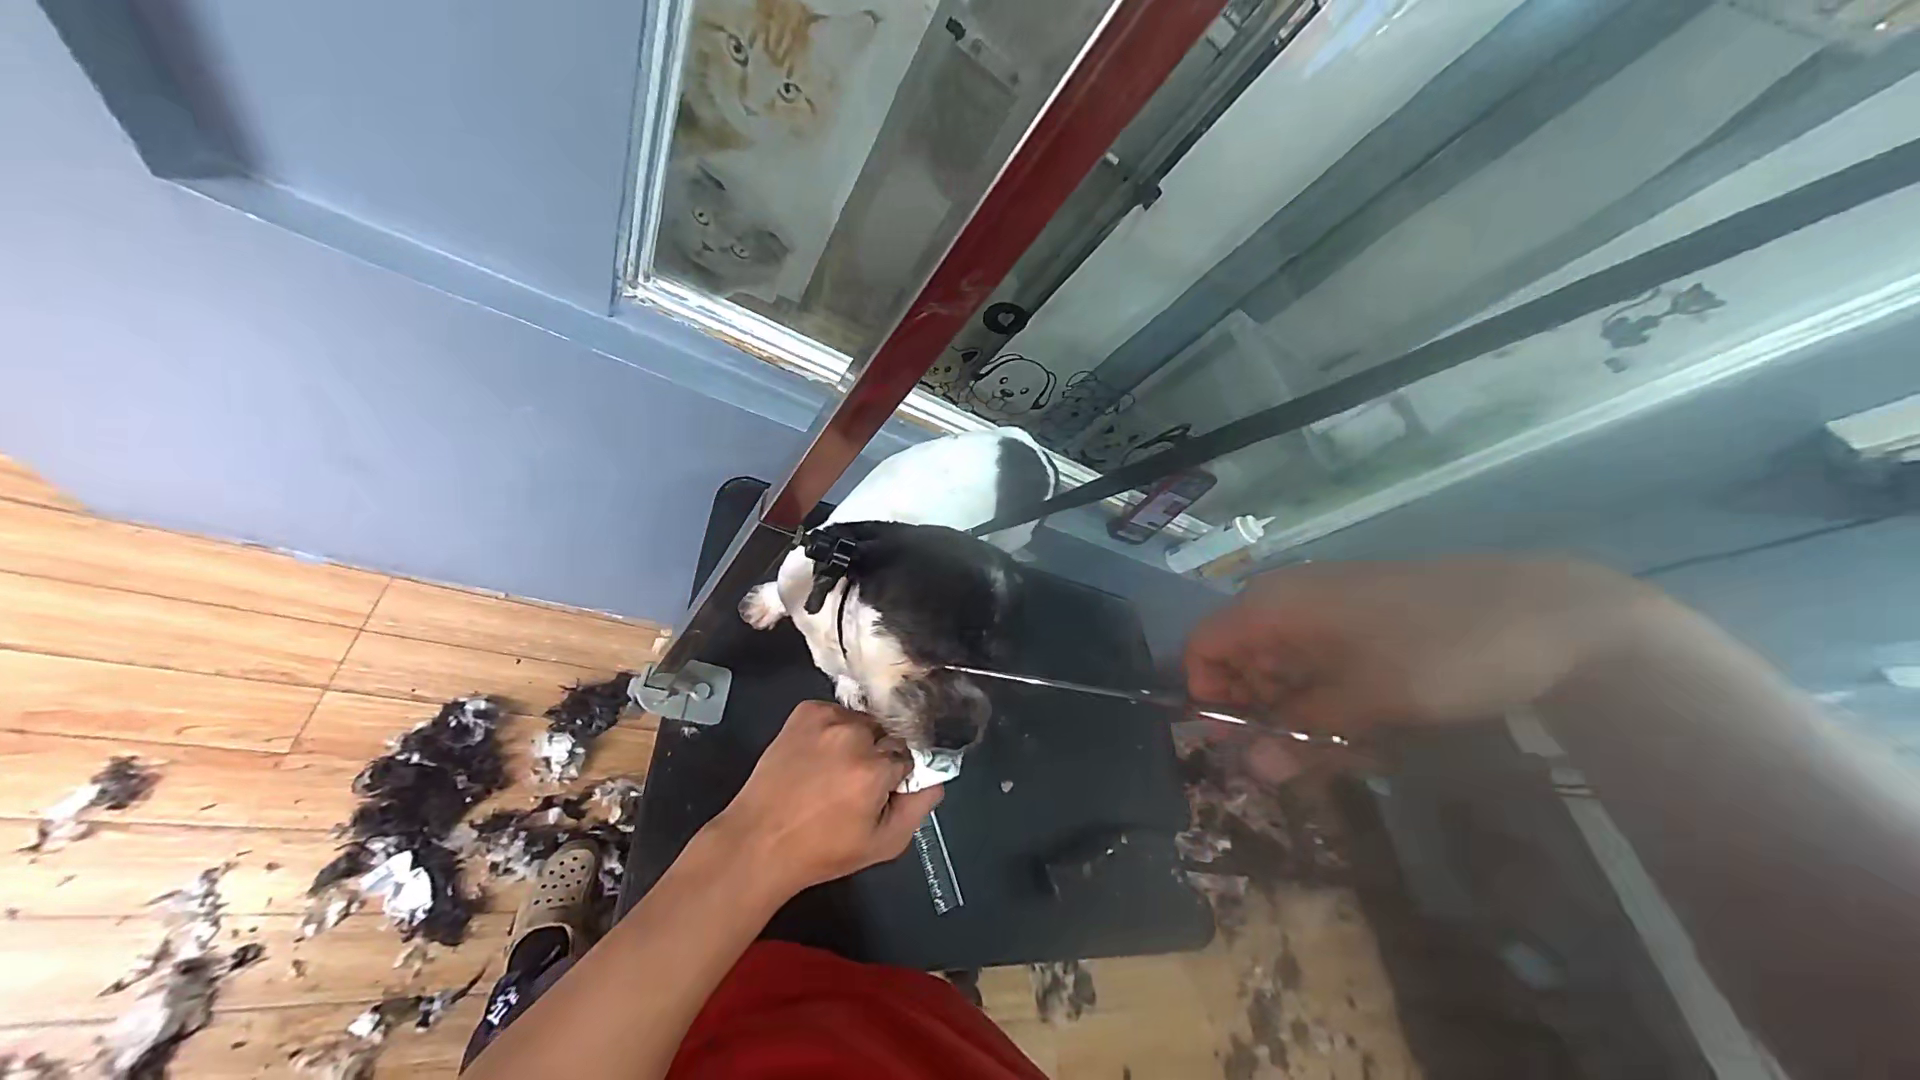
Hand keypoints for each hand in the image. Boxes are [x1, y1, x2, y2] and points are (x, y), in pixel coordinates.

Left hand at [706, 701, 943, 899]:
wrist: (759, 840)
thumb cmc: (822, 849)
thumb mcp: (884, 844)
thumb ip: (920, 806)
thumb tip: (936, 776)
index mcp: (875, 769)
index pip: (909, 756)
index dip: (897, 775)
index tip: (881, 790)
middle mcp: (853, 736)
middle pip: (887, 735)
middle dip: (879, 755)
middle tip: (855, 783)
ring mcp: (827, 719)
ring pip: (863, 722)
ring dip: (858, 740)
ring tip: (834, 770)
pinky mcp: (805, 711)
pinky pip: (837, 713)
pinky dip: (834, 729)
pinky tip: (818, 755)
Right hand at [1186, 557, 1656, 751]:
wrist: (1548, 610)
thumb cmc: (1439, 652)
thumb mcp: (1364, 702)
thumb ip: (1298, 732)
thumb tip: (1252, 767)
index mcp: (1271, 606)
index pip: (1203, 647)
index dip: (1206, 695)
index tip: (1233, 742)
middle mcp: (1286, 599)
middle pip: (1239, 657)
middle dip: (1254, 712)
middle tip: (1288, 761)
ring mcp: (1324, 607)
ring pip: (1280, 663)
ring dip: (1294, 711)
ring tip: (1334, 751)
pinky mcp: (1357, 617)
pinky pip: (1317, 658)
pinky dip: (1325, 695)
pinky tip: (1359, 726)